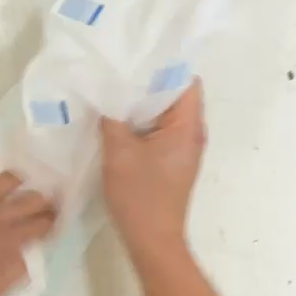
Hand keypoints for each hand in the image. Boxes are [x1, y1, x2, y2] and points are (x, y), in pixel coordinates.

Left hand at [0, 153, 55, 295]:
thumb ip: (11, 273)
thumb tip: (25, 255)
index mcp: (0, 245)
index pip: (32, 229)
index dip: (47, 222)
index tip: (58, 216)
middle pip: (16, 205)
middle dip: (36, 200)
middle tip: (49, 194)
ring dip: (7, 181)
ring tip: (20, 175)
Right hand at [99, 80, 205, 255]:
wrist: (152, 240)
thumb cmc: (140, 195)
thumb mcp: (119, 152)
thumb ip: (112, 118)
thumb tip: (104, 93)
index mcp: (187, 126)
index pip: (185, 80)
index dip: (164, 64)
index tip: (136, 55)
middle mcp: (191, 134)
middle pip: (174, 95)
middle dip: (147, 82)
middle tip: (117, 69)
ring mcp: (182, 149)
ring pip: (163, 114)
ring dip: (141, 104)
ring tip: (112, 90)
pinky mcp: (171, 161)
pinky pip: (158, 131)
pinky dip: (140, 122)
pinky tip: (115, 120)